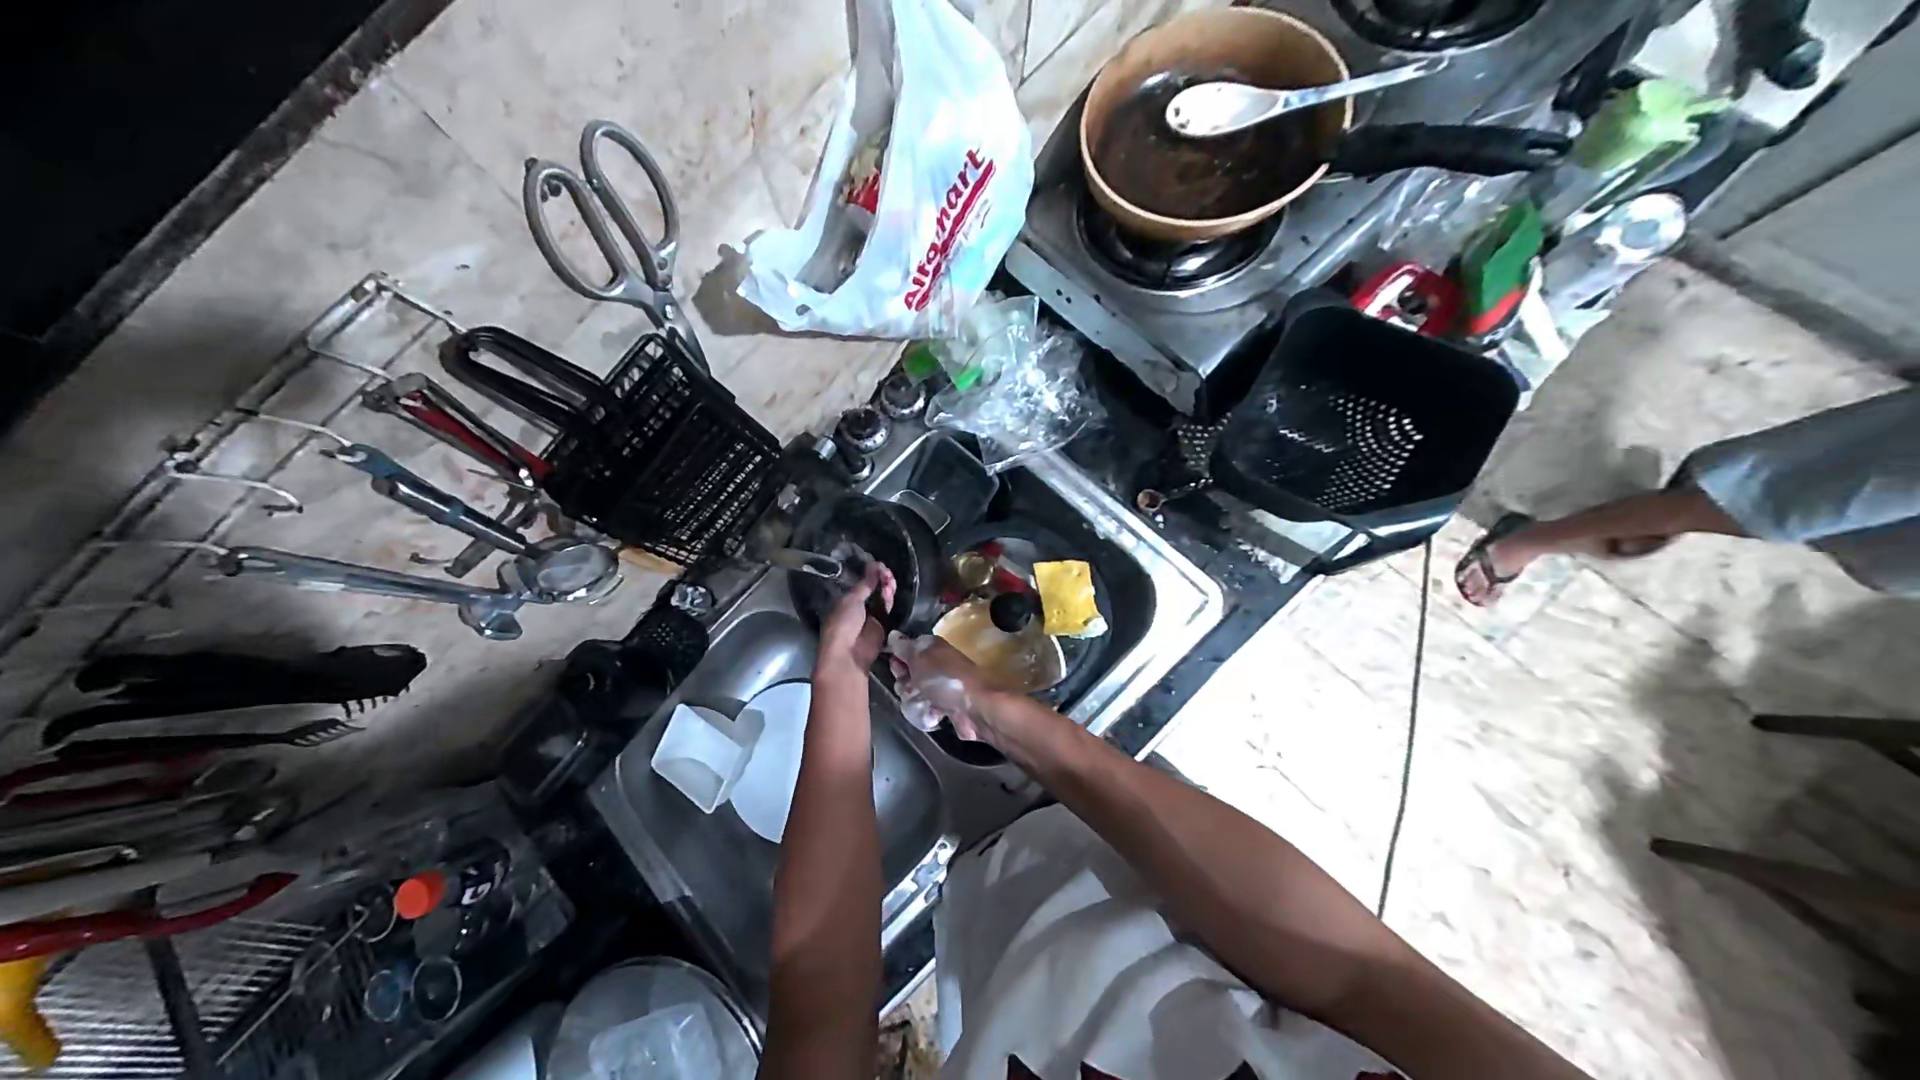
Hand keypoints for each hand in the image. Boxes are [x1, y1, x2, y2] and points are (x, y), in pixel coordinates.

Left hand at [817, 560, 895, 675]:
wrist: (849, 653)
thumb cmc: (843, 623)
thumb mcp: (852, 600)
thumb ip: (865, 584)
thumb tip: (873, 565)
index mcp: (845, 600)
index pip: (860, 583)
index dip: (869, 574)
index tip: (877, 565)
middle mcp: (858, 607)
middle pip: (873, 589)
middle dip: (880, 579)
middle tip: (886, 571)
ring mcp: (870, 616)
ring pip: (882, 597)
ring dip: (886, 587)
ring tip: (889, 578)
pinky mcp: (882, 625)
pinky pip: (887, 608)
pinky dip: (889, 598)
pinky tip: (890, 589)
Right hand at [887, 635, 1001, 743]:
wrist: (974, 708)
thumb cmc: (945, 678)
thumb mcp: (919, 657)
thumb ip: (904, 647)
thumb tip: (892, 634)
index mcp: (931, 648)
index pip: (904, 651)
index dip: (897, 660)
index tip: (898, 667)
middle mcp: (935, 665)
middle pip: (904, 675)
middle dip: (904, 685)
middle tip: (913, 687)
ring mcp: (939, 687)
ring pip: (911, 694)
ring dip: (914, 700)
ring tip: (926, 702)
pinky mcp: (943, 706)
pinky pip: (923, 709)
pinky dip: (926, 713)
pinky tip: (934, 713)